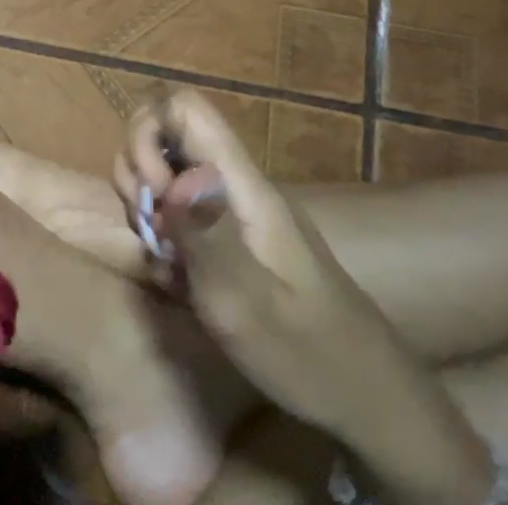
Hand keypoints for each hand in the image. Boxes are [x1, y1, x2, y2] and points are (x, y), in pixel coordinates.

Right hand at [117, 93, 493, 503]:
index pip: (184, 106)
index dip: (147, 133)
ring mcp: (232, 208)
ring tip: (165, 258)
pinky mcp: (230, 233)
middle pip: (162, 133)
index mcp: (245, 187)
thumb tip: (180, 175)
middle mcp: (236, 184)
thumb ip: (208, 236)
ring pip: (163, 170)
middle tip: (154, 234)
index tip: (152, 193)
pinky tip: (176, 274)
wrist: (371, 400)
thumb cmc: (308, 357)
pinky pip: (177, 207)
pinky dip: (160, 231)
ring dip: (144, 205)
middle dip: (136, 174)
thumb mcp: (247, 305)